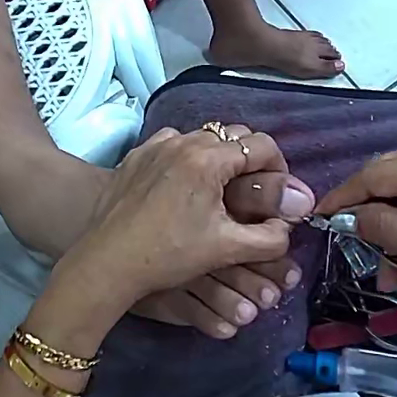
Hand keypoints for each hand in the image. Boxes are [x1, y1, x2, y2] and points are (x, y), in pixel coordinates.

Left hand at [56, 126, 294, 318]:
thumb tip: (289, 227)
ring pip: (201, 137)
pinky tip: (182, 186)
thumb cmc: (169, 254)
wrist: (107, 261)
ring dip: (218, 156)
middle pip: (233, 135)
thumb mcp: (226, 249)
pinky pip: (172, 144)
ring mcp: (155, 145)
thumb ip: (269, 238)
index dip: (279, 167)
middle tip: (252, 191)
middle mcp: (183, 141)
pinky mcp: (135, 155)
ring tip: (218, 188)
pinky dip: (186, 157)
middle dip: (250, 159)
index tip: (278, 193)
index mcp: (210, 159)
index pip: (262, 145)